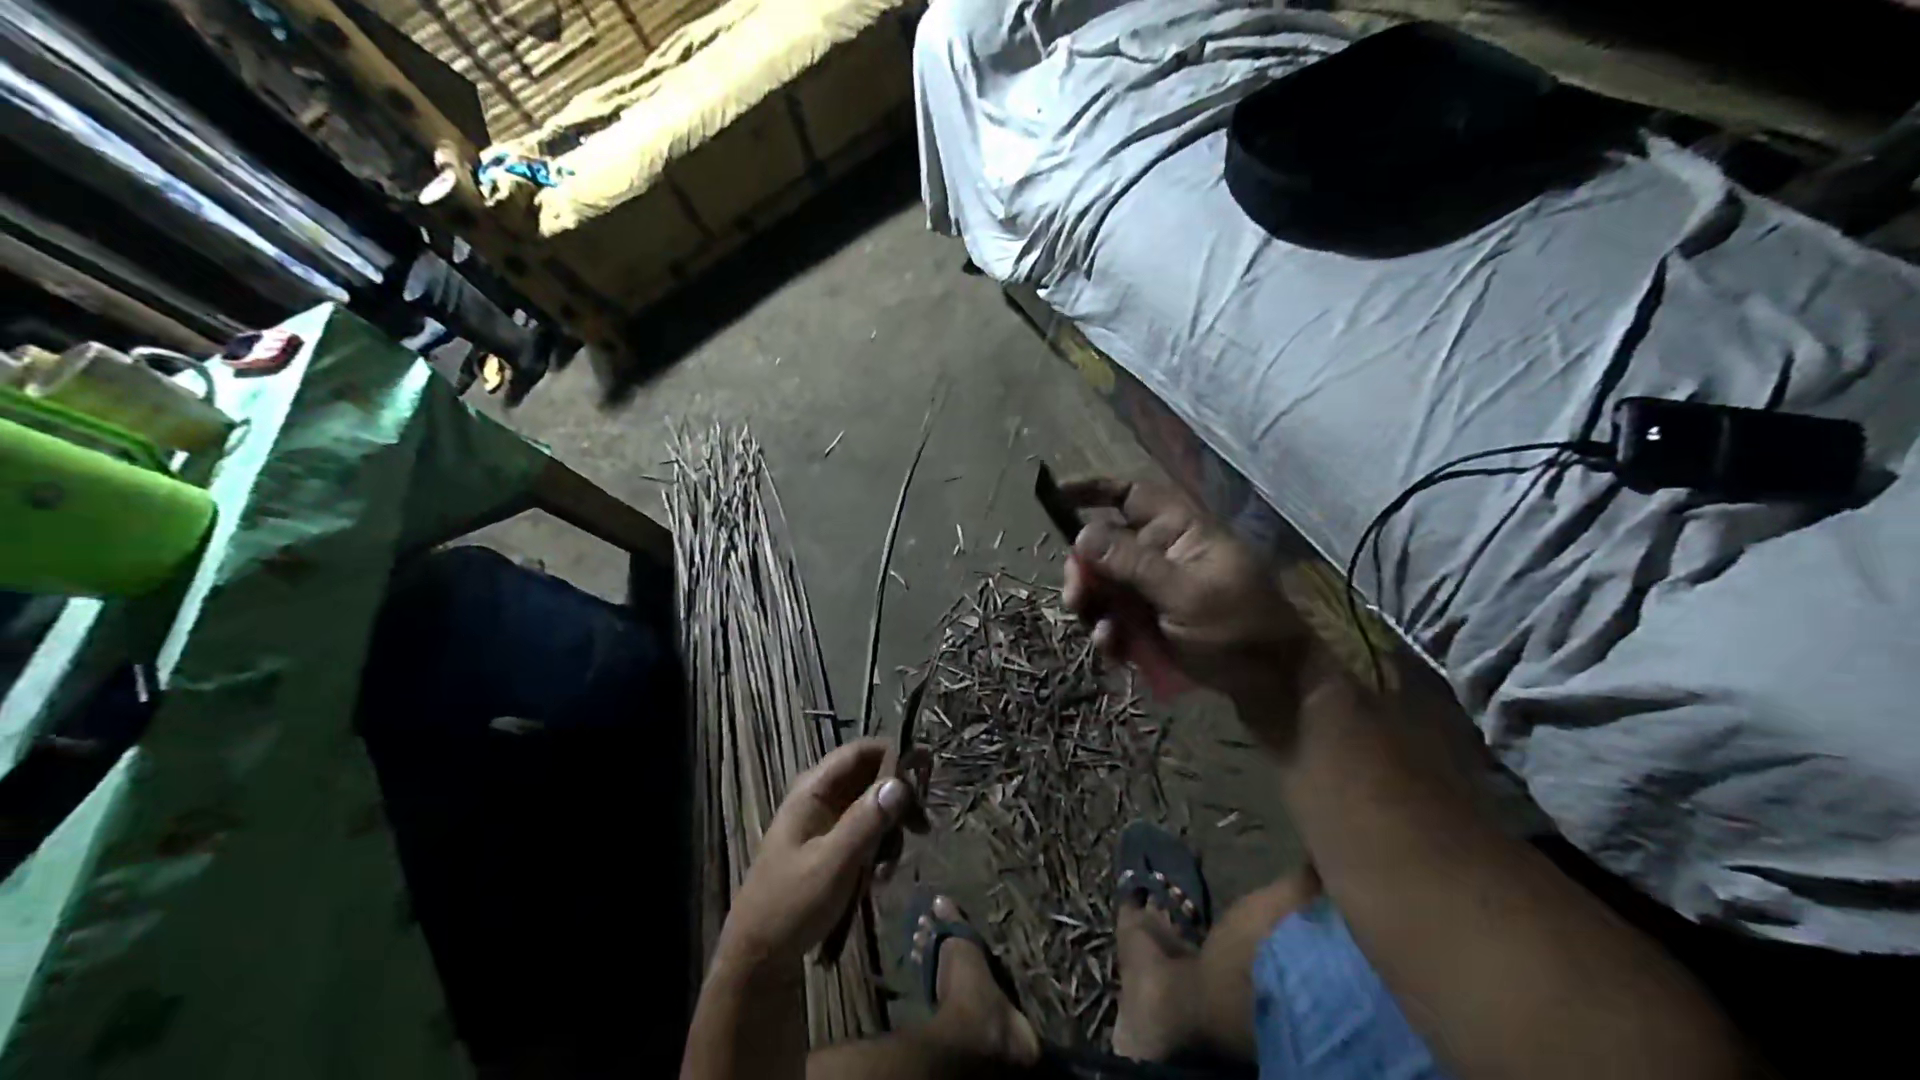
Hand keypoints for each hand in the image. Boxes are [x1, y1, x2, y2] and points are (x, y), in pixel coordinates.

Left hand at [714, 739, 918, 972]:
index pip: (859, 752)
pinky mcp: (832, 849)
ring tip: (890, 867)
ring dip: (890, 831)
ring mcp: (826, 825)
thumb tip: (901, 781)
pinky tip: (879, 879)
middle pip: (871, 779)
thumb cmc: (791, 904)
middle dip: (898, 800)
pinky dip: (879, 850)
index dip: (894, 754)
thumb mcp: (833, 863)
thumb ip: (866, 821)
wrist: (758, 958)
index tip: (928, 771)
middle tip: (921, 826)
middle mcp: (820, 800)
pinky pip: (866, 835)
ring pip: (873, 809)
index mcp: (812, 791)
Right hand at [1060, 477, 1324, 709]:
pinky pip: (1113, 618)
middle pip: (1104, 546)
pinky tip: (1114, 651)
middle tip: (1076, 598)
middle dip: (1085, 571)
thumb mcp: (1186, 593)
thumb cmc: (1239, 626)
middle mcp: (1161, 553)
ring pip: (1103, 586)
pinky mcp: (1148, 621)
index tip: (1057, 496)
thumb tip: (1082, 534)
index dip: (1095, 491)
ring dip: (1093, 608)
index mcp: (1180, 531)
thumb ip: (1133, 563)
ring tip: (1101, 635)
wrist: (1269, 684)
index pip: (1132, 495)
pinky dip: (1108, 633)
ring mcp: (1153, 589)